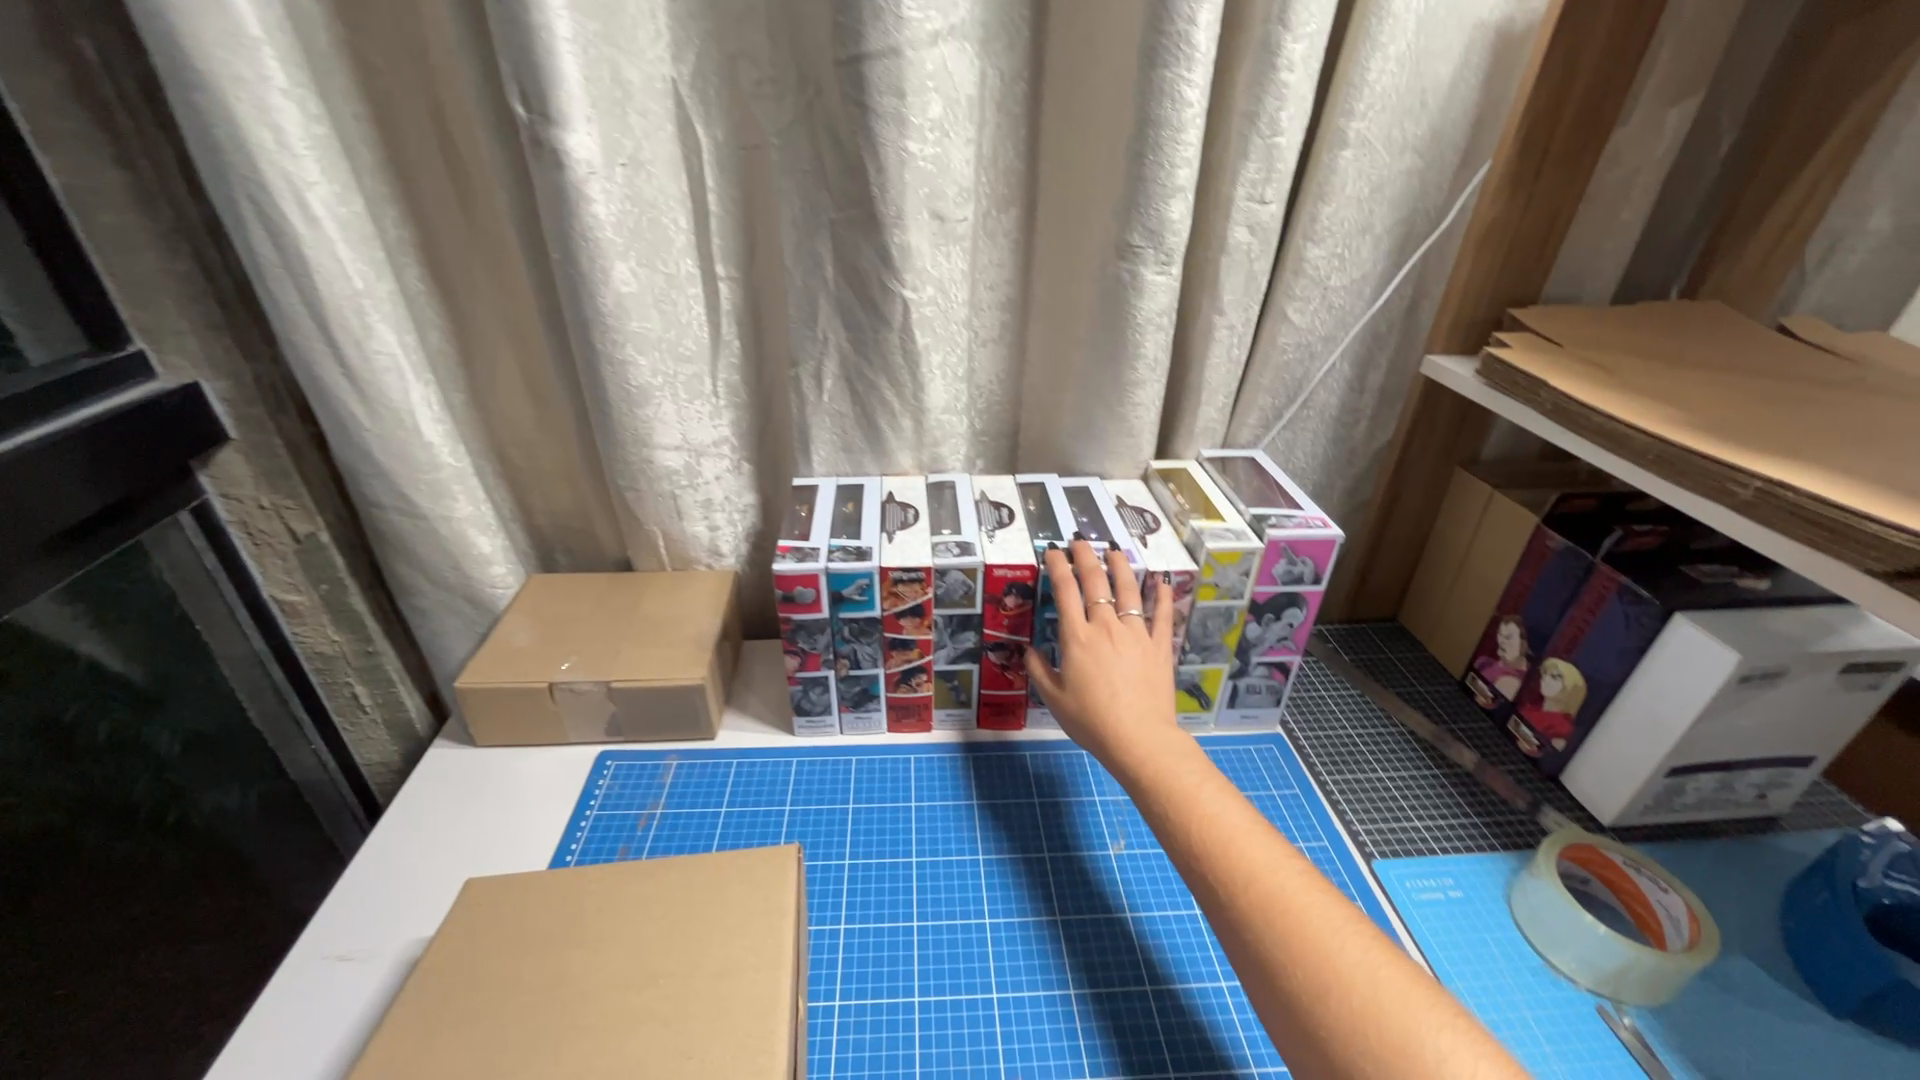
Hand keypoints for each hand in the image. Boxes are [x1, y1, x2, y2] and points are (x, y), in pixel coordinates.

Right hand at [1026, 539, 1184, 771]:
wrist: (1138, 738)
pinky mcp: (1160, 646)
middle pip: (1096, 582)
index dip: (1058, 567)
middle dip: (1086, 557)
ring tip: (1114, 550)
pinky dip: (1162, 595)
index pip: (1065, 591)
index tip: (1053, 551)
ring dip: (1120, 566)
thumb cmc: (1091, 721)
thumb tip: (1027, 650)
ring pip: (1128, 590)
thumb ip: (1039, 671)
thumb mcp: (1054, 699)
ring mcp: (1136, 633)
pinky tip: (1161, 580)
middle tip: (1080, 541)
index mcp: (1076, 638)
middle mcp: (1105, 626)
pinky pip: (1162, 614)